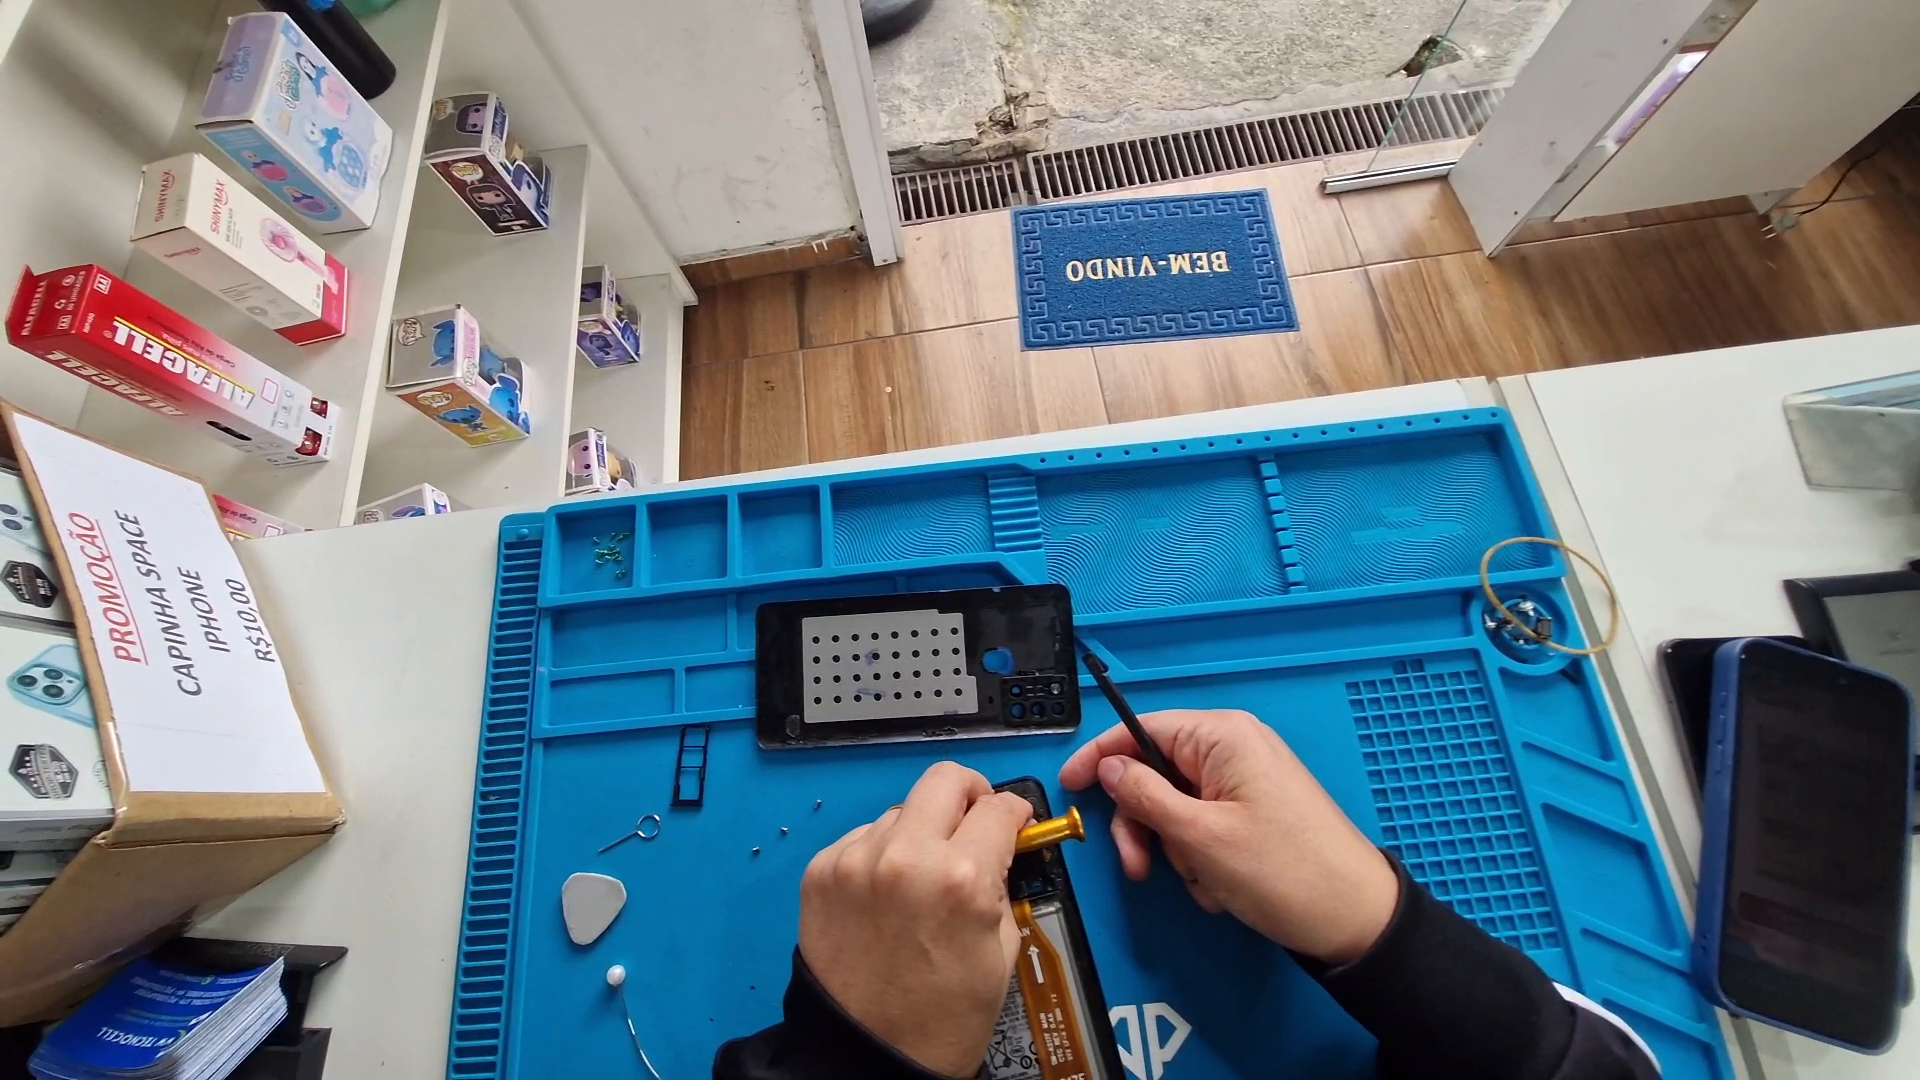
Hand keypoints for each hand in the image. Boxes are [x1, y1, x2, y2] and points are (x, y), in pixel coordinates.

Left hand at [800, 762, 1034, 1077]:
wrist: (861, 1062)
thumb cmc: (943, 1019)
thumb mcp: (1001, 951)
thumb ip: (999, 881)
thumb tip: (995, 841)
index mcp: (961, 878)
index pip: (999, 807)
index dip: (1015, 813)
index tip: (1014, 823)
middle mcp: (907, 855)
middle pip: (946, 778)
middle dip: (970, 795)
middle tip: (973, 823)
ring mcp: (857, 858)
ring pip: (903, 810)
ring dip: (920, 832)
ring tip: (919, 878)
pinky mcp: (822, 869)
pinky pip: (865, 837)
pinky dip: (882, 854)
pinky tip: (884, 895)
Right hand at [1059, 709, 1398, 964]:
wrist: (1360, 924)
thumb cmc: (1284, 872)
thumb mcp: (1199, 835)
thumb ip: (1143, 794)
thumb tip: (1108, 767)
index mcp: (1221, 736)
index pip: (1141, 728)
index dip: (1100, 755)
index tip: (1071, 782)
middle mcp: (1231, 747)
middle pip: (1155, 770)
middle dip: (1143, 821)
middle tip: (1139, 865)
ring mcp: (1243, 777)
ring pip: (1174, 801)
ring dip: (1173, 846)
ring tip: (1200, 881)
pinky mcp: (1252, 806)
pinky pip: (1201, 818)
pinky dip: (1198, 852)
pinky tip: (1218, 884)